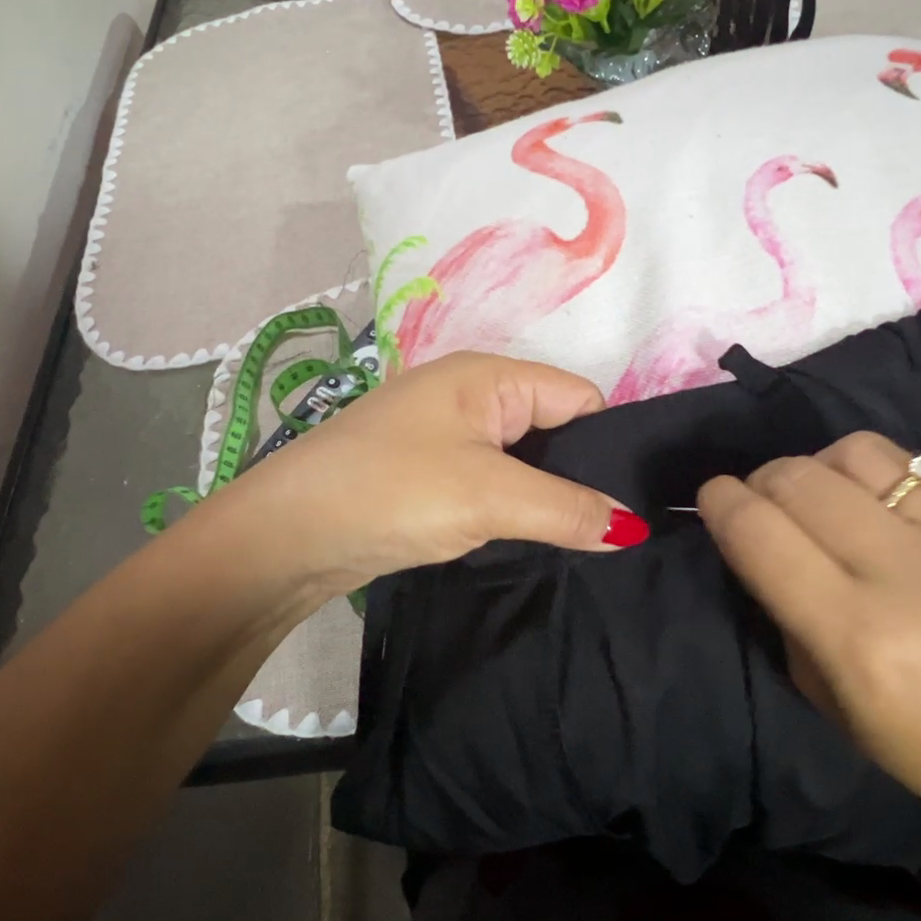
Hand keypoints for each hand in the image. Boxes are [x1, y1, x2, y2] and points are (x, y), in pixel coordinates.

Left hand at [205, 352, 644, 592]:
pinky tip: (528, 541)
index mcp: (488, 376)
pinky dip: (512, 509)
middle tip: (611, 532)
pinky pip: (492, 483)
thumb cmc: (393, 493)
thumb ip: (567, 509)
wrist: (286, 535)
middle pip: (553, 427)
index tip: (634, 503)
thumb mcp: (490, 497)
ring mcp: (445, 436)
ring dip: (546, 498)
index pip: (579, 397)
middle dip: (580, 476)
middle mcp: (470, 395)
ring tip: (579, 544)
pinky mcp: (428, 475)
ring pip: (523, 461)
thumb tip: (632, 527)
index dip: (608, 445)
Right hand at [698, 432, 920, 920]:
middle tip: (761, 503)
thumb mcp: (832, 700)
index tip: (712, 500)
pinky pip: (912, 471)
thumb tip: (758, 544)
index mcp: (858, 637)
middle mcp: (910, 575)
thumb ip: (786, 613)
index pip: (760, 532)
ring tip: (820, 498)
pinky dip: (873, 483)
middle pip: (799, 478)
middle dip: (760, 481)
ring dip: (816, 467)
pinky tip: (882, 515)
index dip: (720, 503)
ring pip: (855, 451)